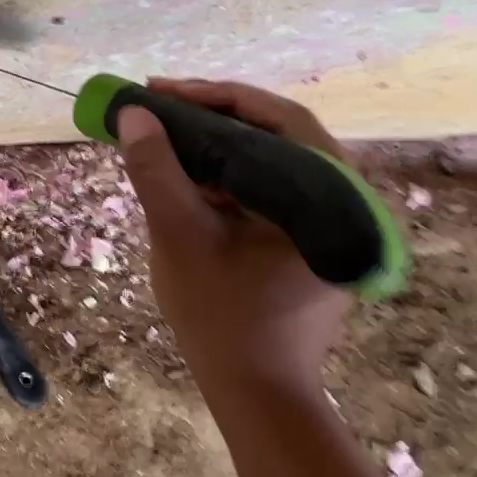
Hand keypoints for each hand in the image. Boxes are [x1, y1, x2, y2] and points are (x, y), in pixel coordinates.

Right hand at [119, 78, 353, 396]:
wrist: (256, 386)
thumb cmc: (221, 312)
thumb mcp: (179, 233)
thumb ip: (157, 170)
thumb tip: (133, 114)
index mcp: (330, 197)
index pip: (280, 118)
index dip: (217, 95)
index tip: (160, 90)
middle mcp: (342, 201)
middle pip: (277, 132)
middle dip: (211, 112)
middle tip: (155, 104)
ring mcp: (327, 221)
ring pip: (270, 157)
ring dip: (214, 139)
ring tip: (161, 131)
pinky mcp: (307, 236)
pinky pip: (266, 183)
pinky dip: (224, 168)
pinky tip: (183, 170)